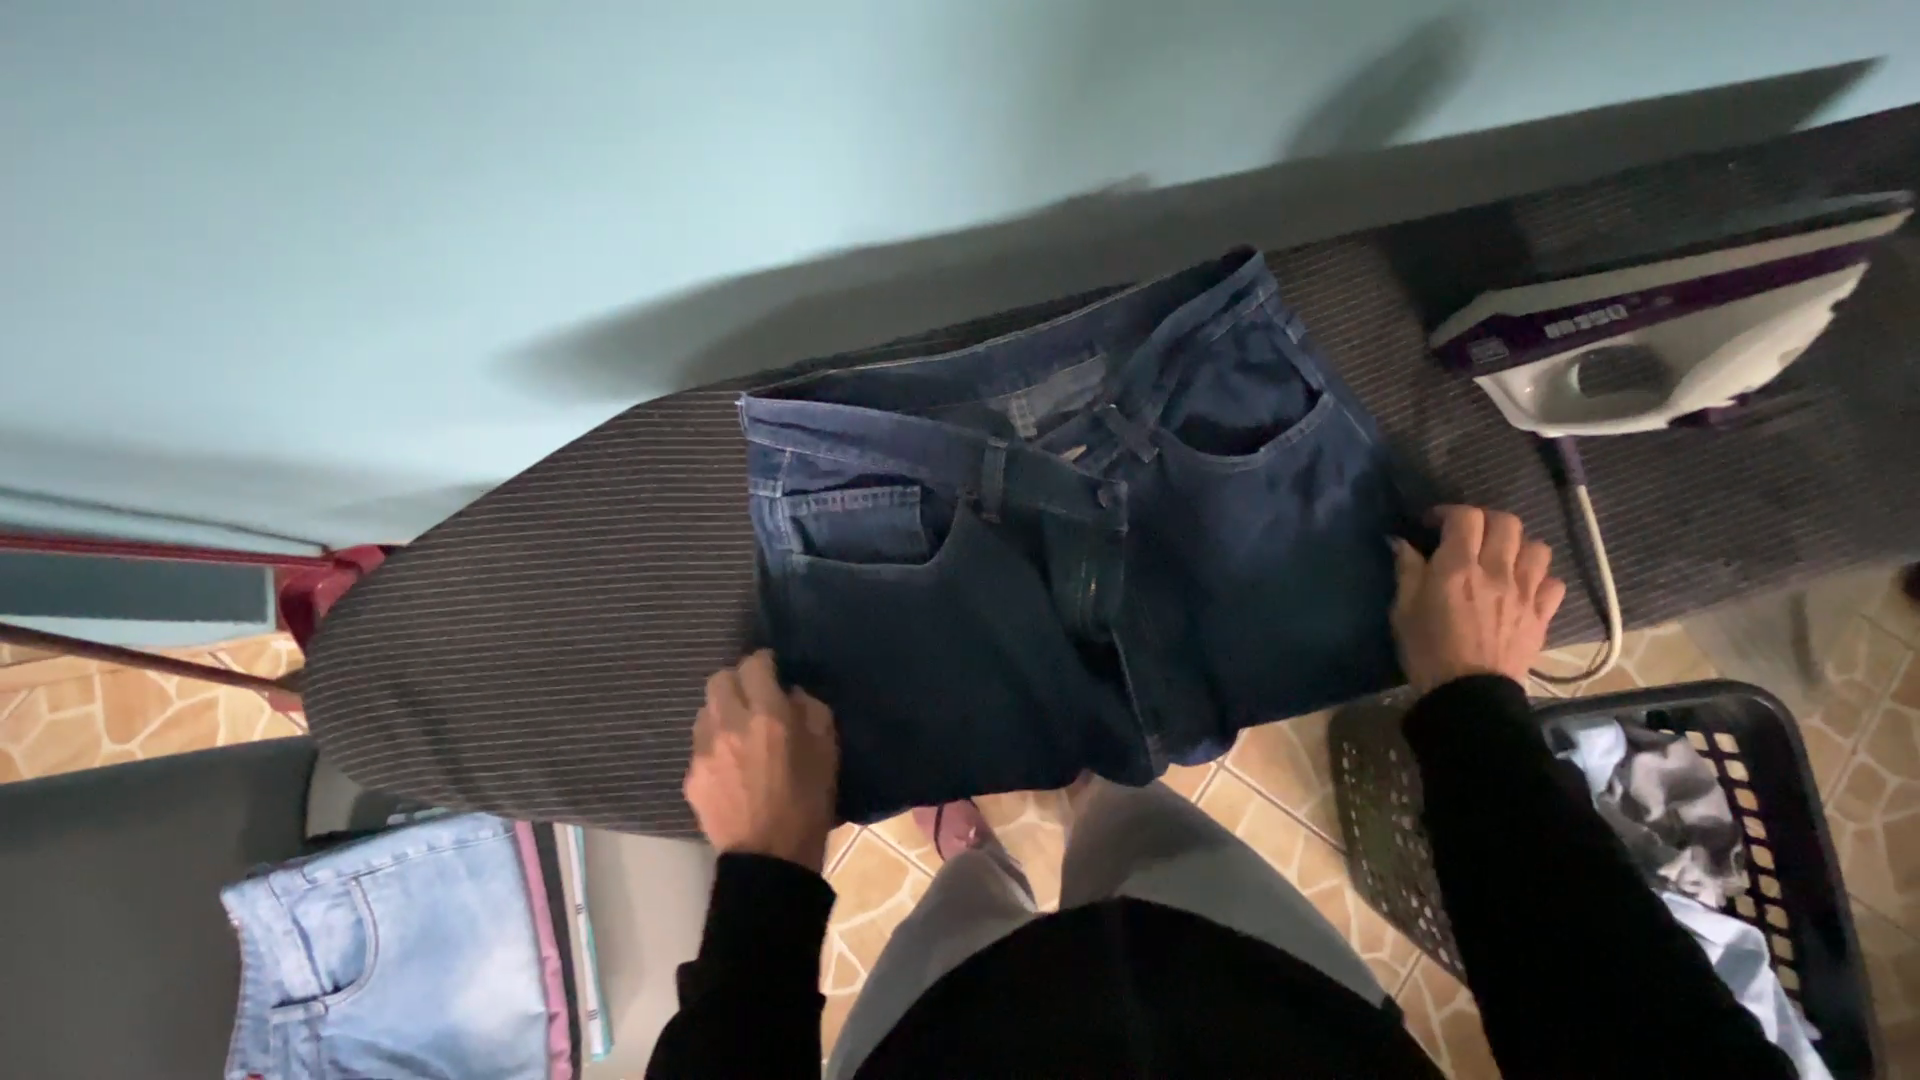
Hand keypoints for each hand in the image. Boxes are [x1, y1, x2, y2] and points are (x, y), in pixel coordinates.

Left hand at [683, 650, 838, 872]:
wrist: (770, 859)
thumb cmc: (808, 801)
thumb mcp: (827, 748)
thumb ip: (809, 709)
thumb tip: (790, 694)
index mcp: (767, 714)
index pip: (754, 664)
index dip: (765, 662)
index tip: (773, 669)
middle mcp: (729, 724)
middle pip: (719, 679)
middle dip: (737, 681)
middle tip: (753, 696)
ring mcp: (704, 751)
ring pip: (704, 711)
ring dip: (721, 712)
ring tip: (738, 731)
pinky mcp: (691, 777)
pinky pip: (700, 746)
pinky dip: (714, 745)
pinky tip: (730, 765)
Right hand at [1390, 505, 1566, 694]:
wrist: (1468, 694)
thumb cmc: (1426, 651)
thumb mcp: (1402, 609)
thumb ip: (1406, 570)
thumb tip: (1401, 542)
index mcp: (1458, 567)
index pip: (1465, 517)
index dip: (1448, 512)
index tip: (1432, 524)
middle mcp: (1497, 571)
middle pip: (1507, 522)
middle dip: (1485, 521)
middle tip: (1467, 536)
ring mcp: (1526, 592)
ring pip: (1537, 547)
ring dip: (1517, 546)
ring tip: (1500, 559)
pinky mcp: (1542, 614)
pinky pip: (1552, 582)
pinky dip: (1539, 578)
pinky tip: (1522, 588)